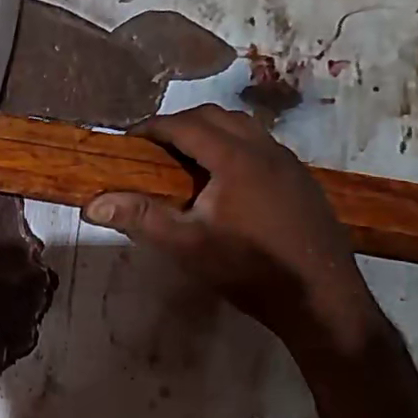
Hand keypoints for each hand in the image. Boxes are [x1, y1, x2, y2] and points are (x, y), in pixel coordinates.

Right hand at [82, 104, 372, 344]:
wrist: (324, 301)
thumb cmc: (250, 270)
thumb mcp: (187, 246)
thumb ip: (140, 218)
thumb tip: (92, 203)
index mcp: (235, 157)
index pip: (185, 125)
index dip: (152, 128)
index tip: (128, 140)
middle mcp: (265, 149)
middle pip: (215, 116)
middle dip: (180, 124)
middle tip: (154, 148)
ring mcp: (290, 163)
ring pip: (243, 127)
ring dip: (211, 132)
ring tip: (189, 160)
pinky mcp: (304, 181)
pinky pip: (262, 145)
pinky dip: (236, 146)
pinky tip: (229, 181)